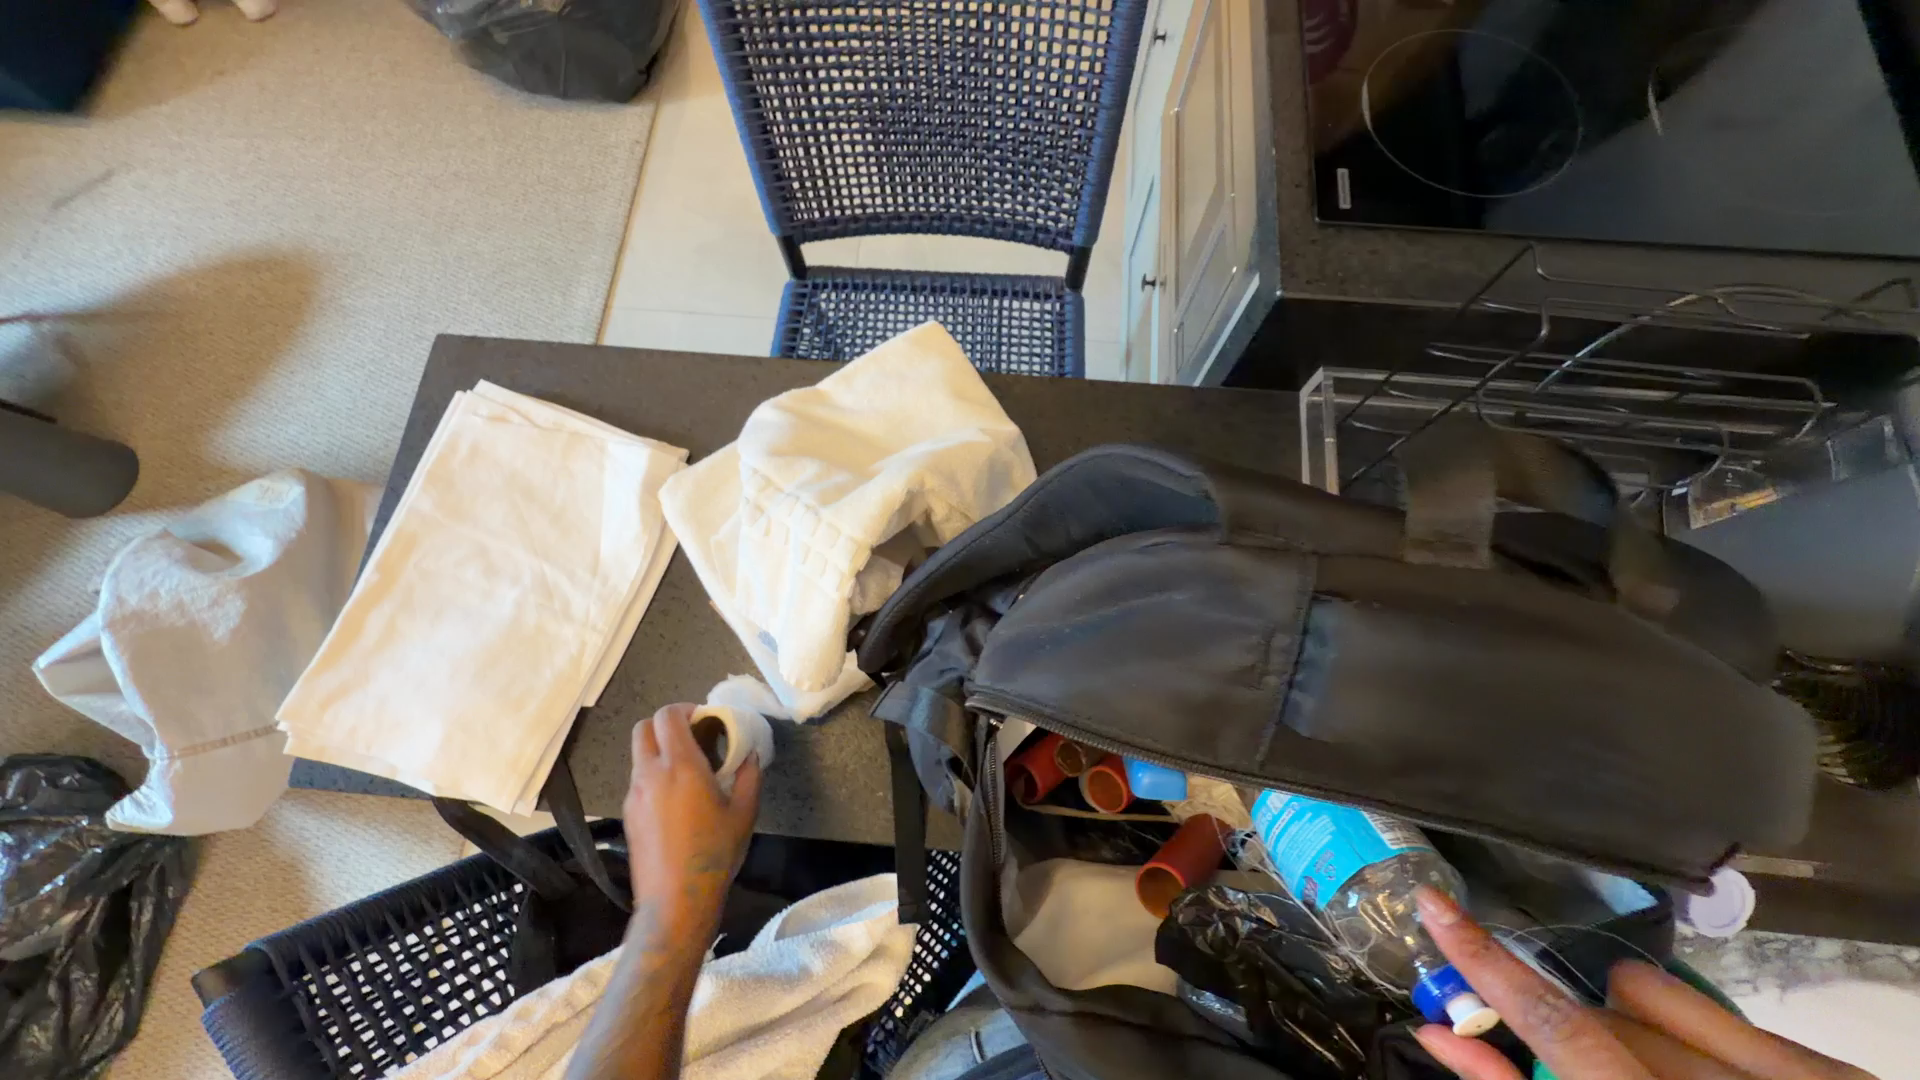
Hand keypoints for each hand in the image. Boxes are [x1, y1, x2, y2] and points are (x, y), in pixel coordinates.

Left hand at [622, 704, 762, 942]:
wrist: (675, 901)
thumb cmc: (714, 853)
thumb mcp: (744, 813)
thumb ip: (749, 777)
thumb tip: (750, 755)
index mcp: (680, 767)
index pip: (668, 716)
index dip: (685, 709)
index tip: (705, 718)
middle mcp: (650, 774)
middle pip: (643, 728)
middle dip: (666, 724)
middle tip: (693, 736)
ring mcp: (634, 796)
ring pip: (639, 755)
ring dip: (660, 750)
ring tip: (688, 770)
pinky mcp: (628, 815)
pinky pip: (639, 781)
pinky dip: (654, 775)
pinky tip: (677, 799)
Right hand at [1411, 886, 1875, 1079]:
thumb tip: (1436, 1034)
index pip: (1562, 1029)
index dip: (1488, 962)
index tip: (1432, 902)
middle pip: (1601, 1018)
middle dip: (1571, 1035)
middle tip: (1576, 1070)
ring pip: (1649, 997)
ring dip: (1623, 1024)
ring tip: (1649, 1076)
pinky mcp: (1837, 1073)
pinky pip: (1711, 1005)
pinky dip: (1681, 1027)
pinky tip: (1700, 1075)